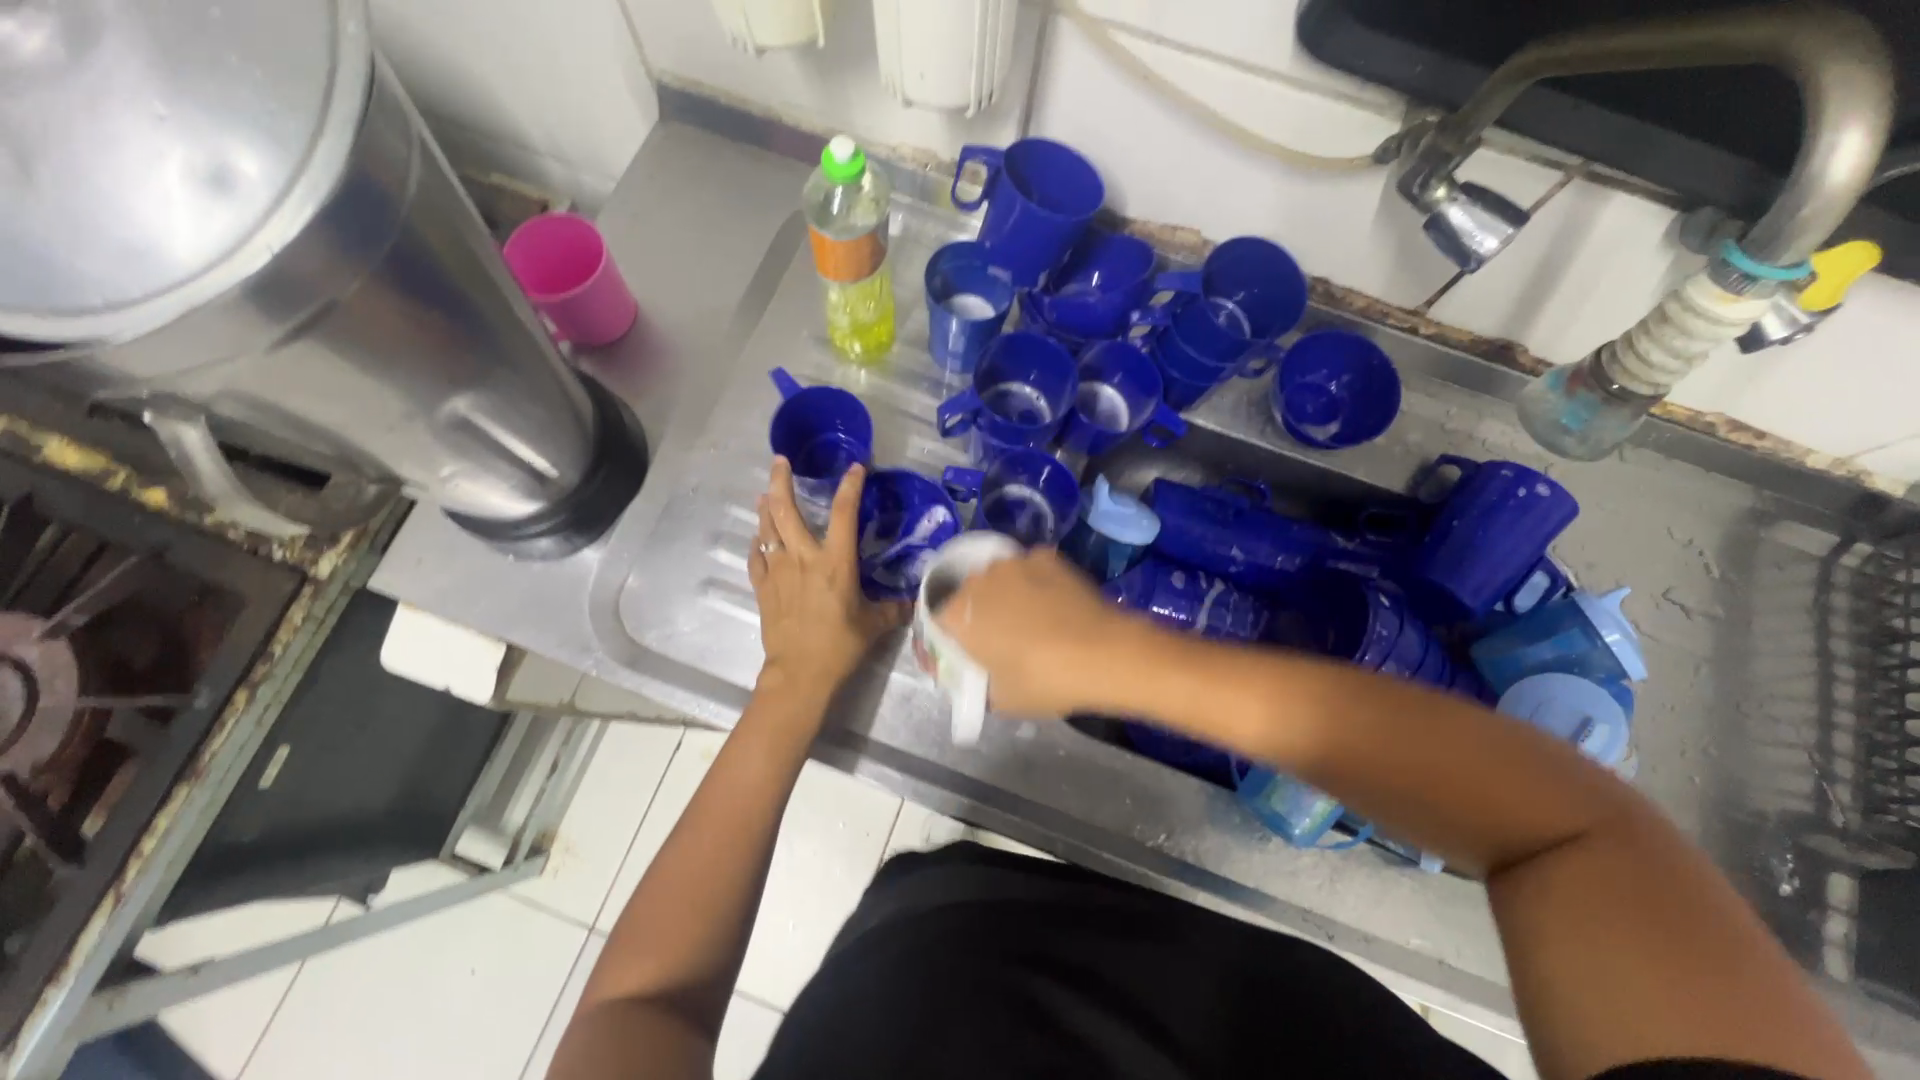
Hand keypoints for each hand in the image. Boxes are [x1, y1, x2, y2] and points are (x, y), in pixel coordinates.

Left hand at [750, 458, 909, 698]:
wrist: (799, 672)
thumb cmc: (840, 645)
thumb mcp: (874, 625)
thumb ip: (893, 608)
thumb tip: (913, 602)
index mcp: (835, 561)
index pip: (844, 513)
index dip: (850, 487)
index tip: (855, 468)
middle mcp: (803, 558)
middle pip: (786, 509)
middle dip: (781, 481)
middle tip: (780, 461)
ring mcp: (778, 571)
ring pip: (766, 529)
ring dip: (765, 508)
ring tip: (765, 493)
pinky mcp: (763, 589)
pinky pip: (755, 559)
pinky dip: (757, 546)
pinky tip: (758, 541)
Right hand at [934, 549, 1140, 715]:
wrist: (1103, 653)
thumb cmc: (1043, 680)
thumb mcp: (1000, 699)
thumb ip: (978, 683)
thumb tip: (980, 676)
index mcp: (956, 615)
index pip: (937, 623)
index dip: (948, 640)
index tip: (963, 656)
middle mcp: (977, 580)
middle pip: (968, 596)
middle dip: (978, 615)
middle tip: (999, 639)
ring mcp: (1014, 563)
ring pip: (1000, 579)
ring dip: (1007, 596)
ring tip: (1030, 620)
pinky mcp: (1047, 556)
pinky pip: (1032, 570)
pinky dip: (1037, 584)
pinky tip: (1054, 604)